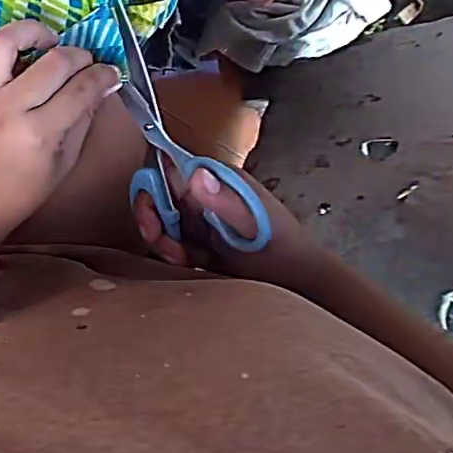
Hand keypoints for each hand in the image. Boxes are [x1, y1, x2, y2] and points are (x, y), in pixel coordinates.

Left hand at [0, 10, 121, 233]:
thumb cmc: (25, 188)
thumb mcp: (65, 160)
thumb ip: (84, 118)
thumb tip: (103, 85)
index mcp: (37, 132)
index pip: (81, 89)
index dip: (103, 77)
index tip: (109, 74)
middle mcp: (5, 109)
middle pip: (52, 63)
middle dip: (79, 57)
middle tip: (84, 63)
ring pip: (2, 44)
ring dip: (29, 31)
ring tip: (45, 39)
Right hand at [134, 164, 338, 292]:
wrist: (299, 280)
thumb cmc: (282, 248)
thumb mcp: (252, 224)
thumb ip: (223, 201)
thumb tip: (194, 174)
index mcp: (217, 179)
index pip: (169, 172)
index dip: (152, 193)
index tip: (153, 223)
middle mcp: (206, 194)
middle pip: (159, 199)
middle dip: (154, 224)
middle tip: (167, 248)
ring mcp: (203, 218)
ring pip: (164, 223)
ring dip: (164, 242)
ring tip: (183, 259)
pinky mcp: (203, 241)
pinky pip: (175, 242)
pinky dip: (173, 254)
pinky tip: (188, 264)